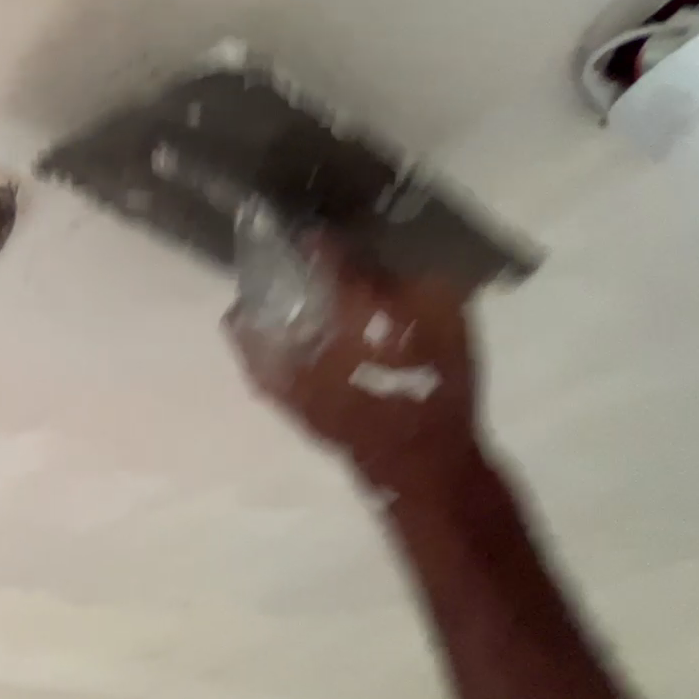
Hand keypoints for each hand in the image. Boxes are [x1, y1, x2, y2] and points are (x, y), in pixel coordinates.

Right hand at [224, 238, 480, 485]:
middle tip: (323, 271)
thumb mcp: (283, 388)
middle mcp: (405, 291)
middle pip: (365, 251)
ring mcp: (442, 303)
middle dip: (343, 258)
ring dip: (375, 271)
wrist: (424, 456)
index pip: (330, 248)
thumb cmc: (349, 419)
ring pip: (399, 265)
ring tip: (355, 287)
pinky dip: (405, 288)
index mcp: (359, 302)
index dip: (307, 243)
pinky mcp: (463, 318)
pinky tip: (386, 308)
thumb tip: (235, 311)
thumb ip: (253, 345)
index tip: (294, 242)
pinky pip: (426, 285)